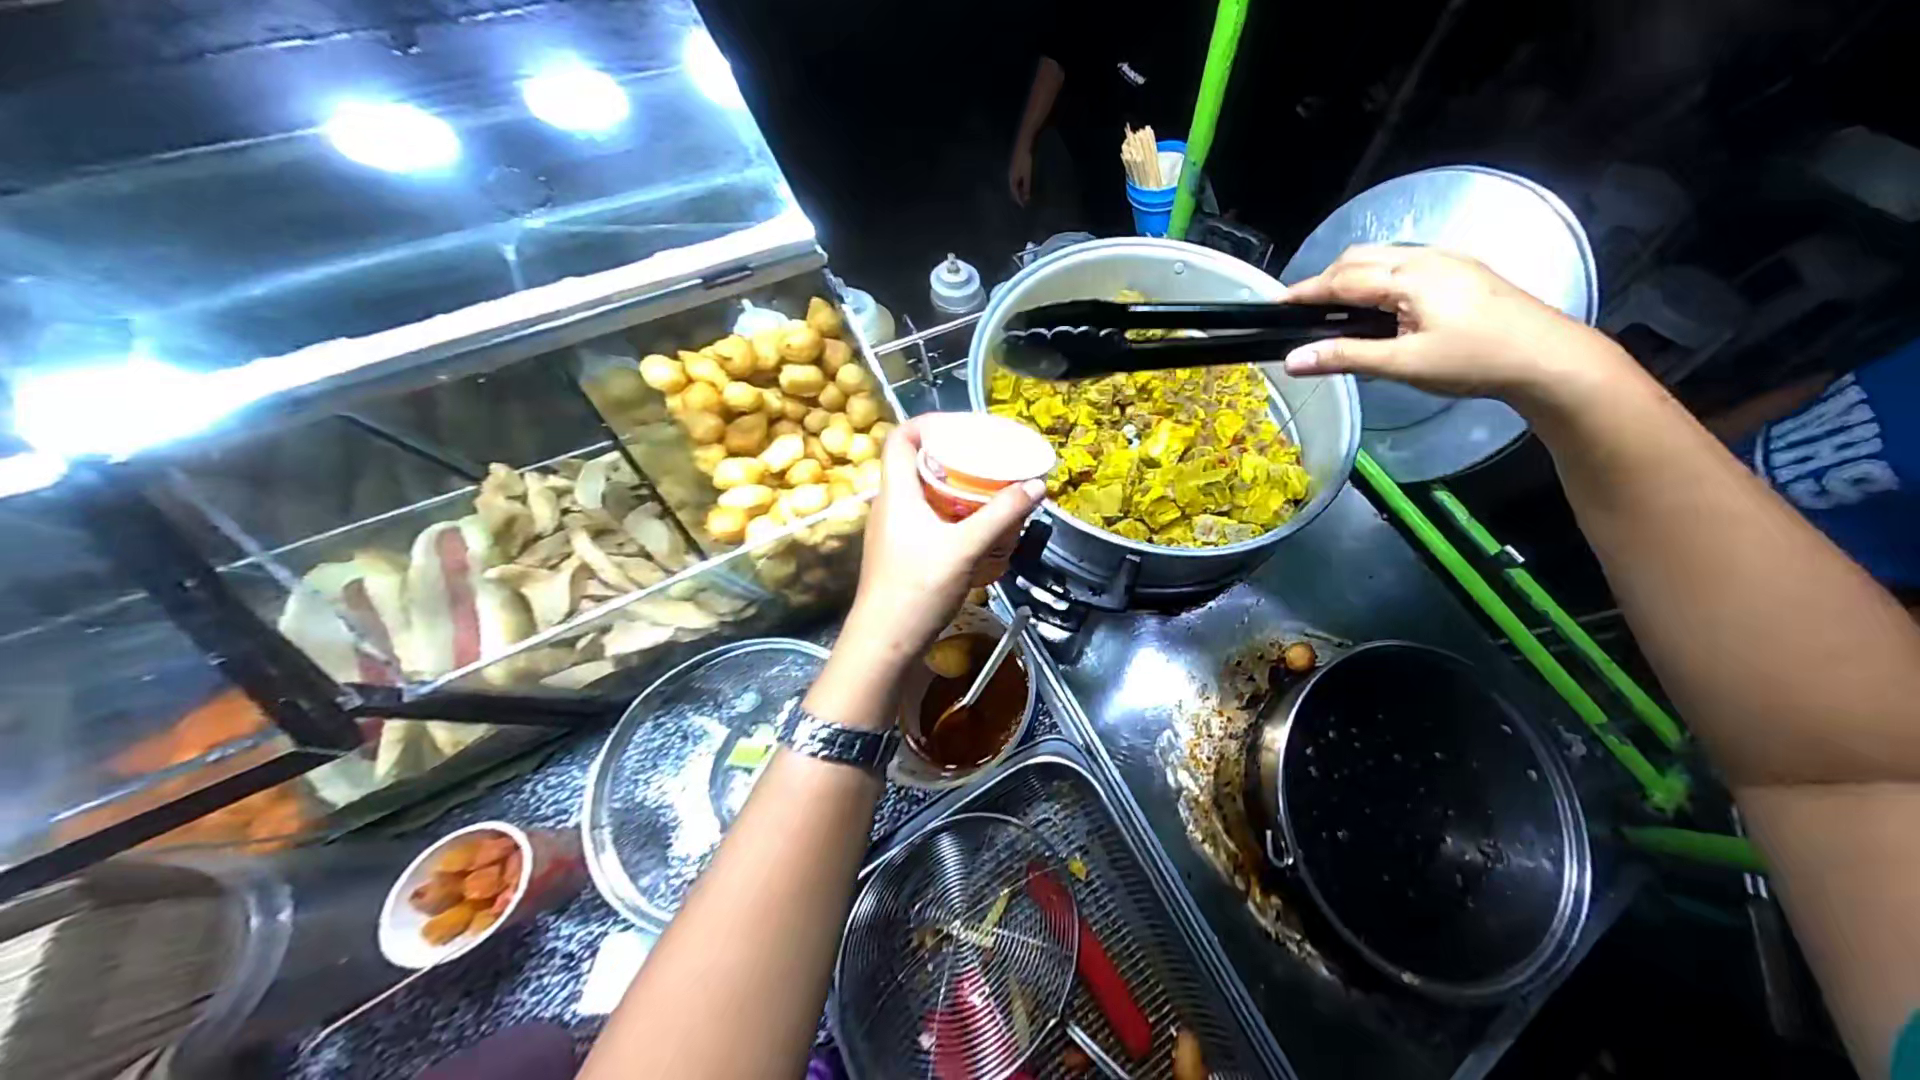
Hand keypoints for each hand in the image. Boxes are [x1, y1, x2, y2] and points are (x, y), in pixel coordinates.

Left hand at [839, 416, 1044, 669]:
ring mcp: (895, 532)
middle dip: (955, 457)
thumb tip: (1036, 485)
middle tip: (989, 460)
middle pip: (917, 463)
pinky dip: (954, 515)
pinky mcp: (903, 554)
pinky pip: (929, 520)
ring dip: (957, 489)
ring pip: (925, 494)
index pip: (901, 437)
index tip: (965, 427)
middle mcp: (891, 506)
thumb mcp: (965, 547)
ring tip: (990, 491)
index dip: (929, 423)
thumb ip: (1001, 515)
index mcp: (896, 492)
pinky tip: (979, 529)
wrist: (885, 643)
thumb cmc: (917, 588)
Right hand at [1008, 144, 1034, 206]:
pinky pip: (1016, 176)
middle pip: (1013, 189)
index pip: (1014, 194)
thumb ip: (1027, 186)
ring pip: (1014, 183)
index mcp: (1012, 178)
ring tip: (1024, 192)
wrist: (1026, 139)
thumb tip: (1027, 198)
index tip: (1024, 206)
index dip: (1019, 200)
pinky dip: (1020, 182)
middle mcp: (1010, 174)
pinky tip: (1024, 181)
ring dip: (1019, 189)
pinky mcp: (1015, 162)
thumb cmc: (1027, 157)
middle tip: (1024, 201)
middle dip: (1018, 196)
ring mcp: (1012, 168)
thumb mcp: (1028, 173)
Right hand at [1279, 246, 1634, 414]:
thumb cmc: (1473, 360)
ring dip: (1350, 275)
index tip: (1274, 304)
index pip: (1341, 279)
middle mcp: (1426, 258)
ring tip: (1331, 305)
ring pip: (1383, 257)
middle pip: (1359, 258)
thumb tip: (1292, 360)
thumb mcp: (1403, 365)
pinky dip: (1375, 277)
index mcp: (1409, 277)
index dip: (1304, 291)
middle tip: (1300, 308)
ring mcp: (1448, 262)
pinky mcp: (1461, 272)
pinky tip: (1375, 303)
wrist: (1548, 357)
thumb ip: (1345, 358)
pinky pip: (1404, 263)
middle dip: (1324, 279)